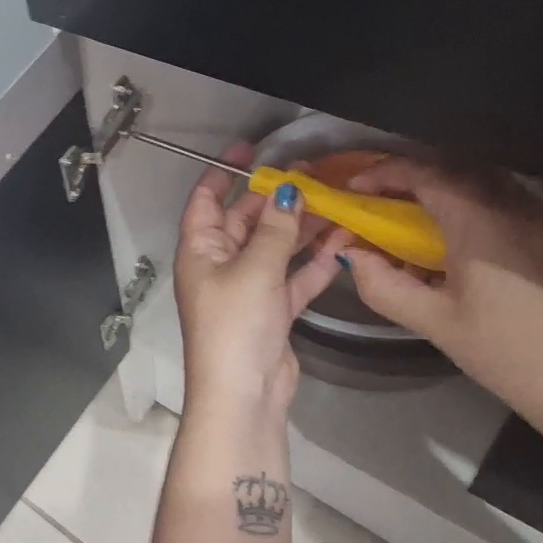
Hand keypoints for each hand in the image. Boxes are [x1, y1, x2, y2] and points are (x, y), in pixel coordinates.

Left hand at [176, 143, 353, 420]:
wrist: (243, 392)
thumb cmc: (235, 325)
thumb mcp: (255, 270)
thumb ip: (275, 230)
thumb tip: (287, 190)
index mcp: (199, 251)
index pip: (205, 202)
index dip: (221, 174)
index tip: (248, 149)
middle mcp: (219, 265)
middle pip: (245, 222)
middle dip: (273, 199)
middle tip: (311, 174)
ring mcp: (246, 289)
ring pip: (275, 248)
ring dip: (301, 227)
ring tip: (335, 200)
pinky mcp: (271, 311)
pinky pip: (293, 278)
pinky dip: (314, 263)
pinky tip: (343, 243)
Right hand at [338, 159, 542, 441]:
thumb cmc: (511, 352)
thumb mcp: (434, 323)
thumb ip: (382, 284)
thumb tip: (351, 255)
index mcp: (481, 220)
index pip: (424, 173)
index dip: (381, 173)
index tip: (351, 189)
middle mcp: (517, 204)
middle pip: (453, 168)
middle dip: (407, 177)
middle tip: (372, 199)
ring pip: (481, 181)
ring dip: (439, 189)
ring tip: (407, 216)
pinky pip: (504, 198)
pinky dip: (467, 203)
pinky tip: (452, 236)